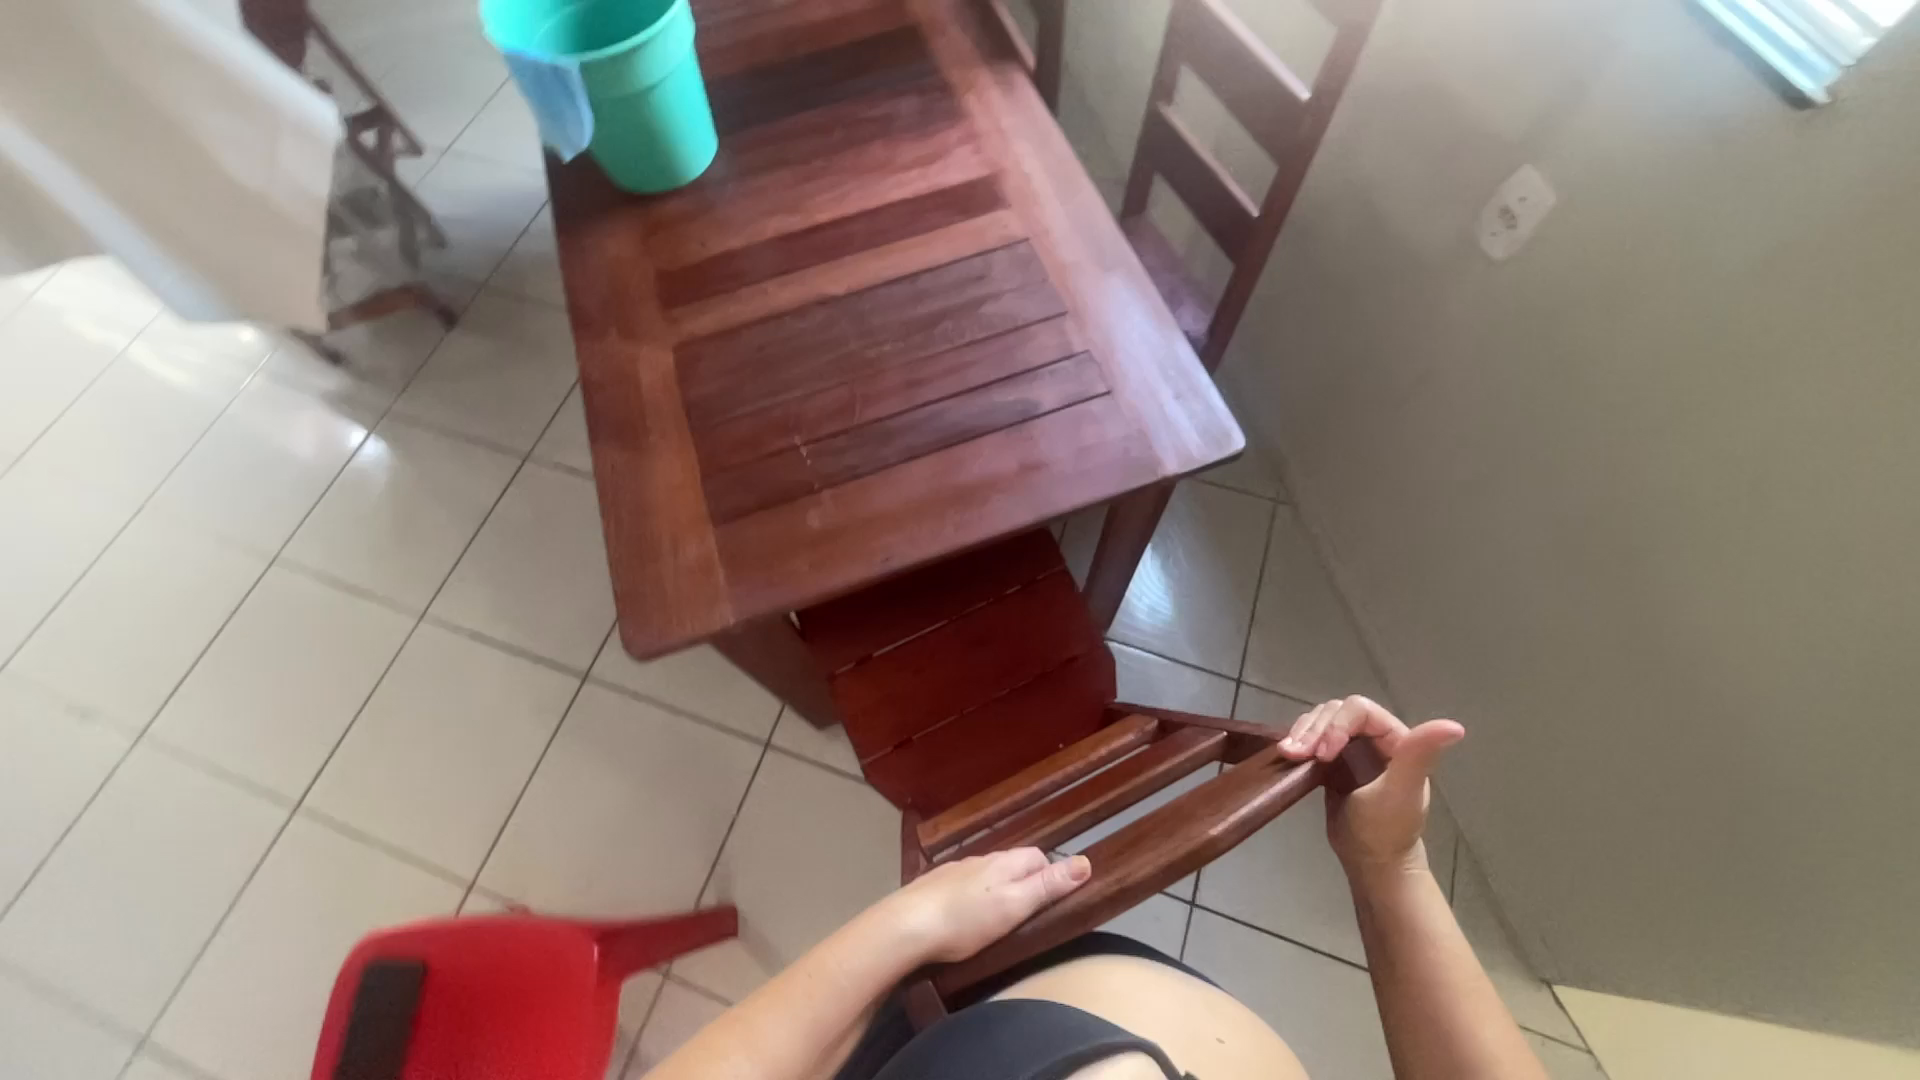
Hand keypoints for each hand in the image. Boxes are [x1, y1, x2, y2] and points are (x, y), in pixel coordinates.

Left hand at [882, 848, 1091, 963]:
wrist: (907, 925)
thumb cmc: (966, 919)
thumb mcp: (1014, 905)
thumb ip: (1047, 886)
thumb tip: (1085, 862)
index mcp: (1003, 863)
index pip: (1037, 856)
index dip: (1050, 874)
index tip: (1056, 899)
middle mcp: (980, 859)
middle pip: (1012, 863)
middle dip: (1025, 881)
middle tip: (1031, 912)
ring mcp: (955, 872)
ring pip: (986, 874)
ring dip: (998, 888)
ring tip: (1001, 917)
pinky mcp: (935, 887)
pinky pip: (964, 886)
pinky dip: (974, 897)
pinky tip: (967, 916)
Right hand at [1276, 696, 1464, 877]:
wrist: (1370, 862)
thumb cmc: (1387, 831)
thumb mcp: (1401, 792)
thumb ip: (1418, 756)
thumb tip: (1455, 726)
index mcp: (1396, 739)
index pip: (1359, 710)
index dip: (1336, 724)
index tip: (1323, 754)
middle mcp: (1373, 738)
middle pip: (1335, 711)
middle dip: (1313, 729)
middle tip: (1296, 754)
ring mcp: (1350, 748)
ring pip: (1319, 721)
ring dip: (1301, 733)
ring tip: (1288, 754)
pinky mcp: (1331, 762)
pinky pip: (1311, 738)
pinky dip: (1297, 742)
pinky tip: (1286, 755)